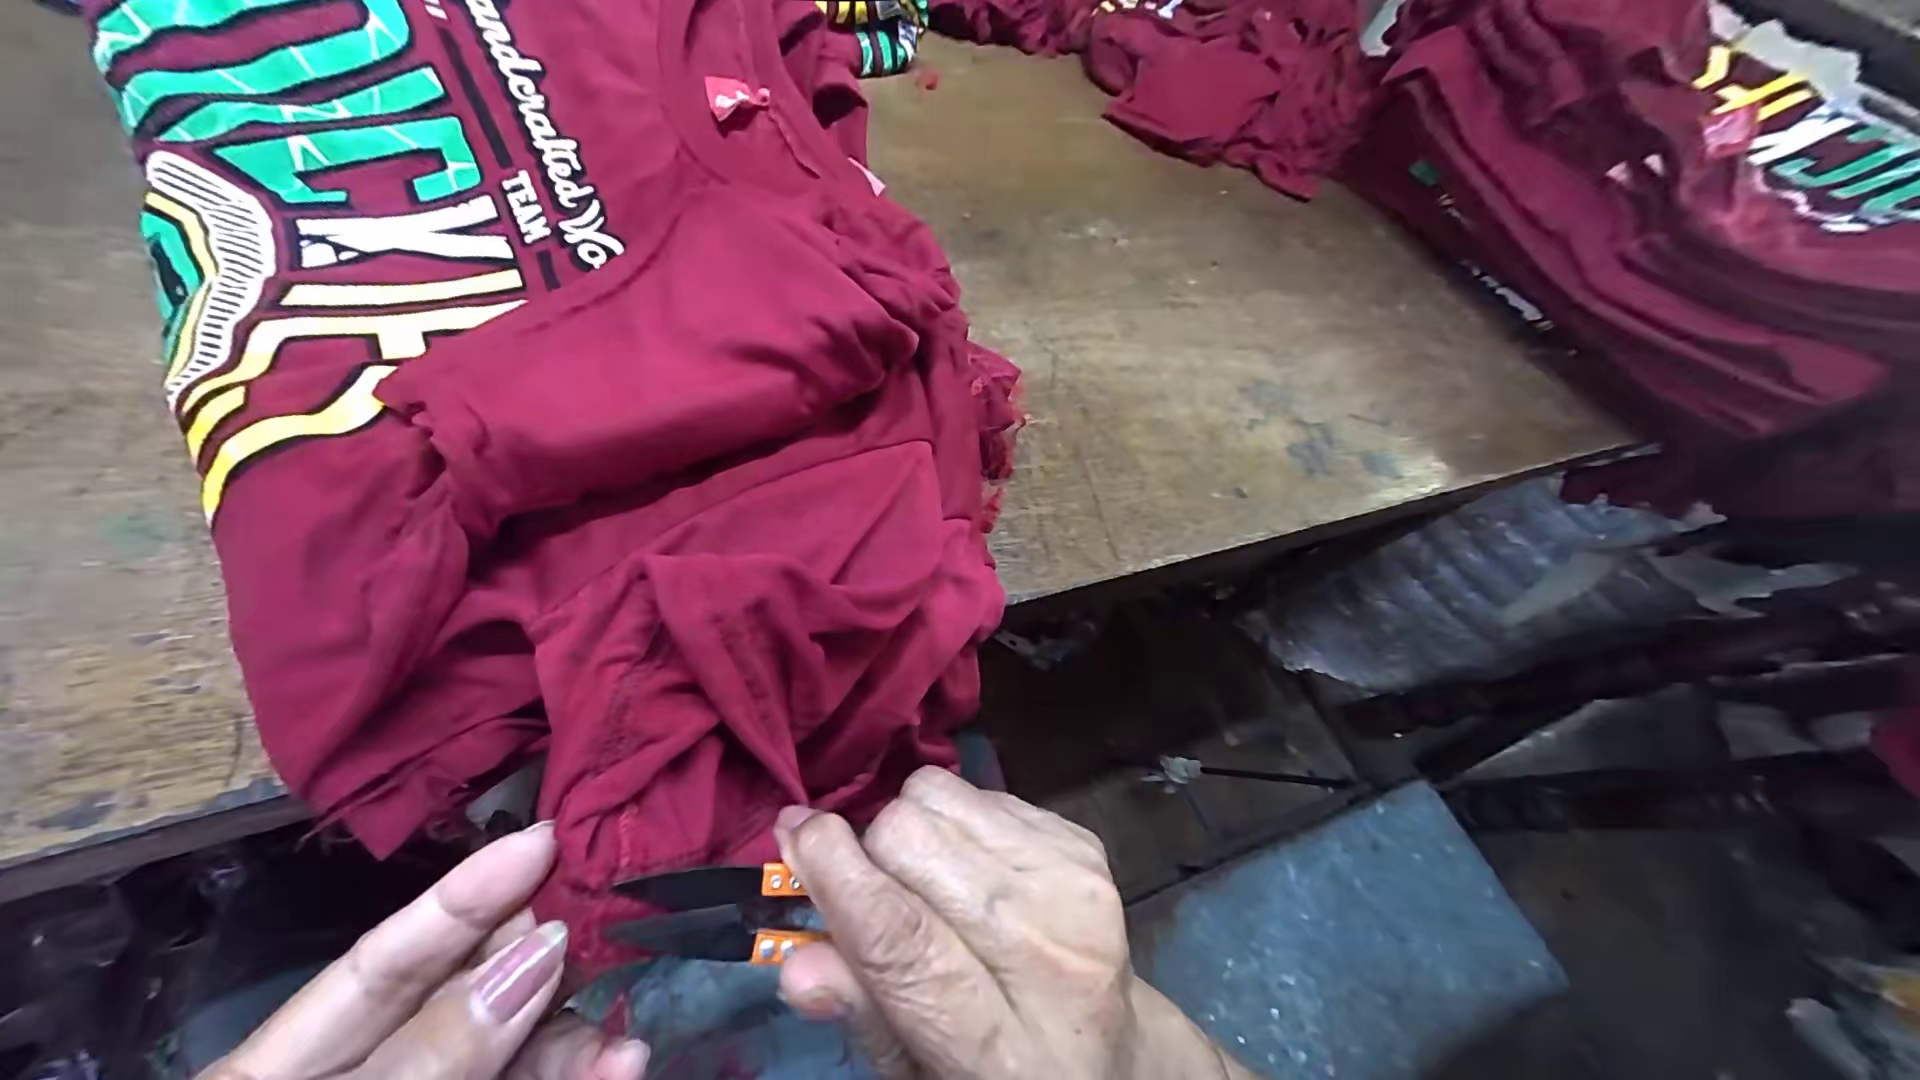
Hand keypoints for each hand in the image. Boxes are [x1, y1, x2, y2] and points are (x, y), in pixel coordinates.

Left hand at [199, 823, 649, 1079]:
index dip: (464, 896)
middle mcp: (376, 1075)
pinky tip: (626, 1061)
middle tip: (610, 917)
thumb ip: (428, 1059)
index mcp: (291, 1073)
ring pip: (520, 1046)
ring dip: (580, 1029)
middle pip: (468, 995)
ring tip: (628, 1025)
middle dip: (543, 953)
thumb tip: (536, 951)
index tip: (545, 837)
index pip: (381, 967)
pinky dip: (584, 1072)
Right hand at [772, 767, 1252, 1079]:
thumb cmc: (994, 1067)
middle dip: (872, 847)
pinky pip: (975, 786)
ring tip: (931, 873)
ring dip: (913, 824)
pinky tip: (975, 862)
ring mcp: (1072, 884)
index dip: (839, 877)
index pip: (906, 945)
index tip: (792, 828)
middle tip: (879, 881)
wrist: (1113, 1042)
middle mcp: (1048, 953)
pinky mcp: (1081, 839)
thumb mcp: (918, 1072)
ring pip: (939, 795)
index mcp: (1002, 1046)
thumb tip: (795, 959)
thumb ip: (862, 1013)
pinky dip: (955, 816)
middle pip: (916, 841)